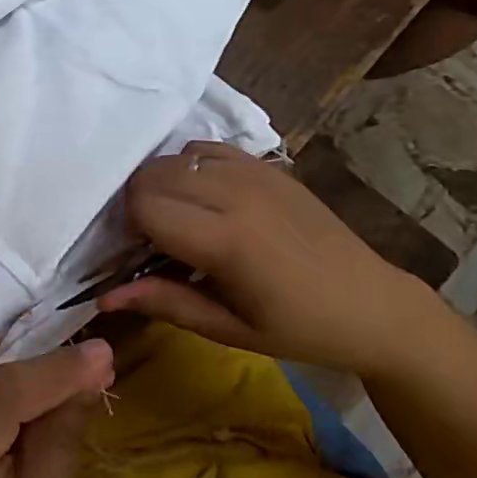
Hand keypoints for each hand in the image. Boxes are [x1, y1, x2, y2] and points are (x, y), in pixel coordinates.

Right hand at [100, 141, 443, 376]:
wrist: (371, 303)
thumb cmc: (298, 328)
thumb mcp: (229, 329)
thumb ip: (166, 302)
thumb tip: (105, 296)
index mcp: (227, 241)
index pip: (145, 205)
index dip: (129, 227)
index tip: (140, 252)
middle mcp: (236, 195)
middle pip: (152, 175)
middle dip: (138, 202)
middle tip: (153, 238)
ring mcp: (254, 173)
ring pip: (176, 157)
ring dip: (163, 183)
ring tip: (180, 217)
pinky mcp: (267, 165)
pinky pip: (207, 148)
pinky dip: (191, 166)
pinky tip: (205, 196)